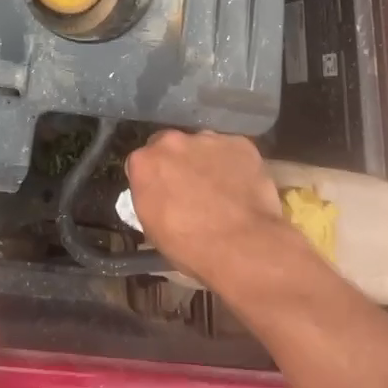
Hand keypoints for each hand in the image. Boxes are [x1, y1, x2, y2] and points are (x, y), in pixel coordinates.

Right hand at [124, 130, 298, 286]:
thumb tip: (161, 198)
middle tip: (193, 190)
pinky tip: (244, 189)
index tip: (165, 195)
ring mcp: (207, 140)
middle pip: (171, 147)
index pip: (143, 163)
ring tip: (223, 192)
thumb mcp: (154, 230)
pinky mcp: (239, 143)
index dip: (155, 179)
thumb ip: (151, 201)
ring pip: (203, 147)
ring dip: (207, 163)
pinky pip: (234, 151)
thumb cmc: (191, 248)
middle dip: (178, 163)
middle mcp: (172, 142)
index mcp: (144, 163)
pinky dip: (236, 166)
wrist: (243, 247)